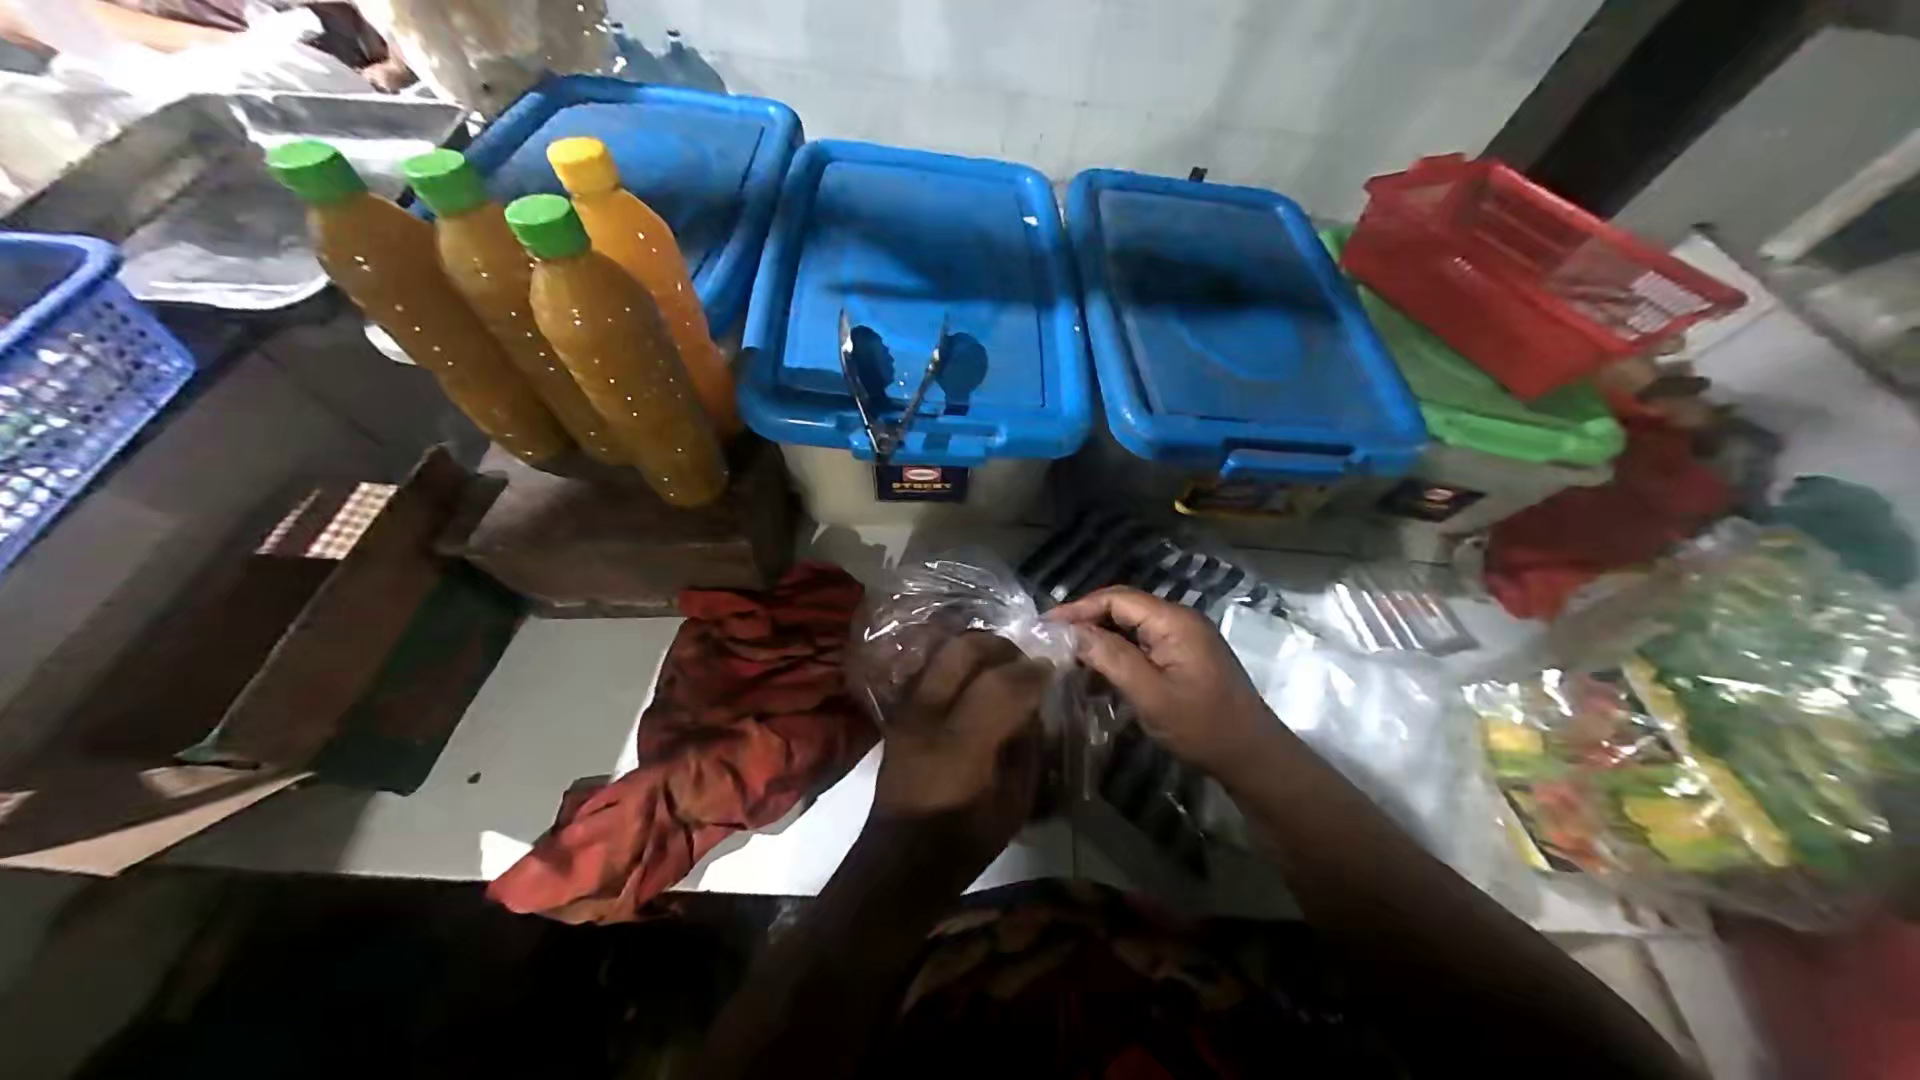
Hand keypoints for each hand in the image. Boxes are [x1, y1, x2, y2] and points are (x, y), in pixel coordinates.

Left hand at [869, 632, 1048, 869]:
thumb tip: (1035, 704)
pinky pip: (930, 668)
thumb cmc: (967, 837)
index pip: (1001, 684)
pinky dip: (956, 663)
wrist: (903, 857)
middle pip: (964, 650)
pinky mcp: (897, 711)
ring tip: (1000, 665)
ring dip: (977, 649)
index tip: (1050, 668)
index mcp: (961, 745)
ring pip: (943, 650)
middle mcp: (927, 716)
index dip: (1031, 671)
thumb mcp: (1015, 800)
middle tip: (1023, 661)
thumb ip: (1027, 745)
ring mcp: (906, 709)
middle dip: (1000, 646)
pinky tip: (974, 679)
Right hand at [1048, 587, 1275, 772]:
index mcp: (1174, 621)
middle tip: (1053, 638)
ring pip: (1131, 625)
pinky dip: (1118, 651)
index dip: (1079, 608)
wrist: (1252, 757)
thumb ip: (1110, 657)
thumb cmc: (1201, 726)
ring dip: (1100, 636)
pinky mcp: (1184, 656)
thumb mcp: (1149, 694)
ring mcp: (1184, 638)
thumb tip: (1073, 632)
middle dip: (1087, 619)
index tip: (1047, 624)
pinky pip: (1143, 642)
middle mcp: (1180, 620)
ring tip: (1068, 653)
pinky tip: (1097, 668)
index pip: (1117, 598)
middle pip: (1124, 607)